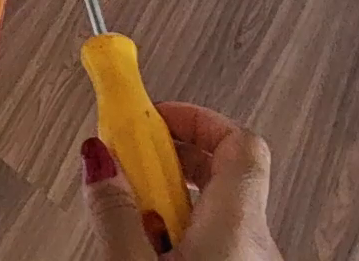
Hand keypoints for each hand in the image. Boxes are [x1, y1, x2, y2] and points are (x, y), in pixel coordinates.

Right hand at [81, 104, 281, 260]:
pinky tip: (146, 251)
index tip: (147, 112)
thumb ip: (115, 211)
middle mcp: (259, 246)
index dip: (193, 116)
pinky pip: (217, 242)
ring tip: (130, 215)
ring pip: (215, 210)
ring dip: (170, 197)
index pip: (238, 140)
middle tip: (128, 160)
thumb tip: (98, 158)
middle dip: (169, 155)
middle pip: (222, 170)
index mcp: (239, 228)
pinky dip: (180, 230)